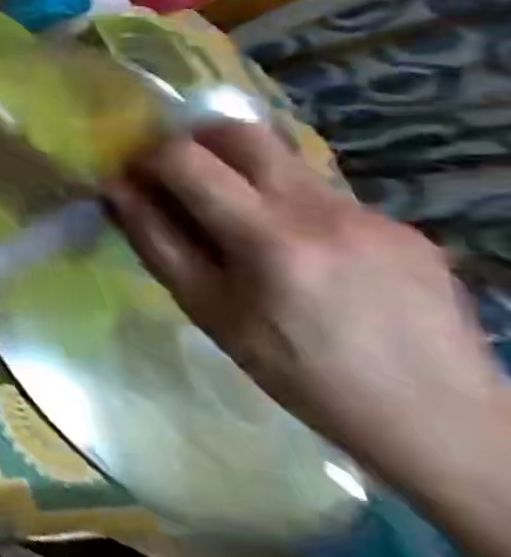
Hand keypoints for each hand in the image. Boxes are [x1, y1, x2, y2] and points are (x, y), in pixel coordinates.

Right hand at [103, 124, 508, 475]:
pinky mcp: (404, 228)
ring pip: (285, 163)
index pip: (186, 157)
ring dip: (244, 178)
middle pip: (242, 133)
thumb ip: (155, 239)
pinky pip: (325, 197)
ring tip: (241, 227)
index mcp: (268, 237)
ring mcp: (373, 215)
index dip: (149, 159)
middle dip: (195, 143)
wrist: (439, 424)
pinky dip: (291, 210)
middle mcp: (323, 210)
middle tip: (179, 177)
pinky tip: (302, 257)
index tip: (137, 180)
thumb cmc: (296, 371)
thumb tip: (116, 186)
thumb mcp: (204, 308)